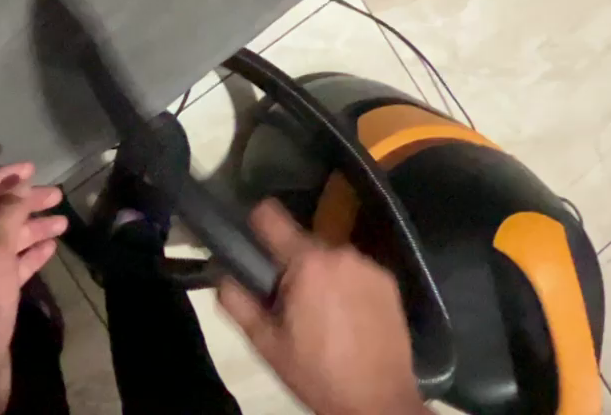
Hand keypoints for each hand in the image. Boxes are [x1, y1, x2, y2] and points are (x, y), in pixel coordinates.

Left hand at [0, 163, 68, 414]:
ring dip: (34, 226)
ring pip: (10, 239)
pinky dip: (32, 252)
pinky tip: (52, 247)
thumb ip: (6, 215)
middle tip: (57, 194)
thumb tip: (20, 187)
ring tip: (64, 221)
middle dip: (26, 201)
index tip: (32, 168)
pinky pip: (16, 265)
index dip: (4, 177)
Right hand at [218, 200, 421, 414]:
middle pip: (300, 242)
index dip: (255, 223)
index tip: (252, 245)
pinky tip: (348, 318)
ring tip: (322, 315)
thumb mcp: (266, 345)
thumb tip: (222, 273)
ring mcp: (367, 264)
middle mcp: (338, 252)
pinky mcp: (387, 280)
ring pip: (328, 256)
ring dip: (320, 274)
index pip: (269, 215)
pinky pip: (354, 269)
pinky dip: (346, 284)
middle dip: (291, 264)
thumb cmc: (318, 374)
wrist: (380, 406)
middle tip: (290, 303)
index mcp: (306, 262)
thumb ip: (236, 302)